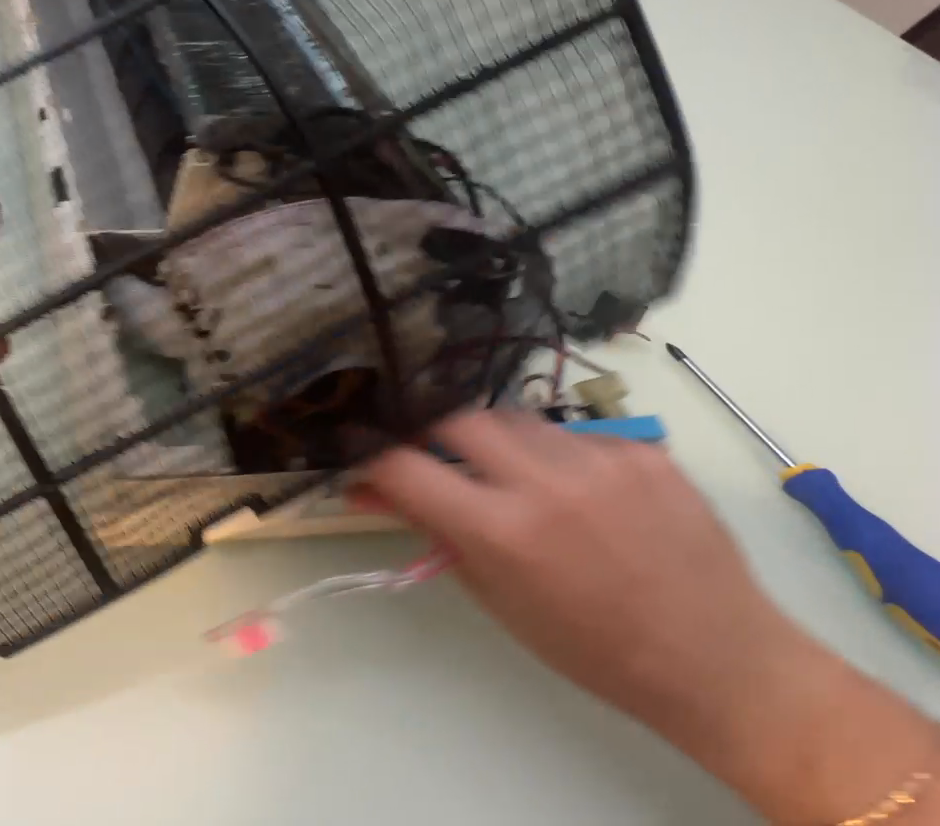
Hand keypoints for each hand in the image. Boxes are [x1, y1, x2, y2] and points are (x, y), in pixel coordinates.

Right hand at [360, 411, 939, 822]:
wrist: (722, 664)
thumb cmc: (590, 647)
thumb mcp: (493, 594)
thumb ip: (431, 529)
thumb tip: (366, 490)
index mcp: (502, 530)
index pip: (403, 465)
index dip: (369, 457)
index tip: (359, 457)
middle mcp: (547, 483)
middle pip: (454, 419)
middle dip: (430, 435)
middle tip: (434, 460)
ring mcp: (603, 462)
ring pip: (511, 416)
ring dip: (492, 439)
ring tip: (507, 474)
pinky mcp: (646, 453)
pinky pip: (573, 432)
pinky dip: (554, 453)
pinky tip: (573, 488)